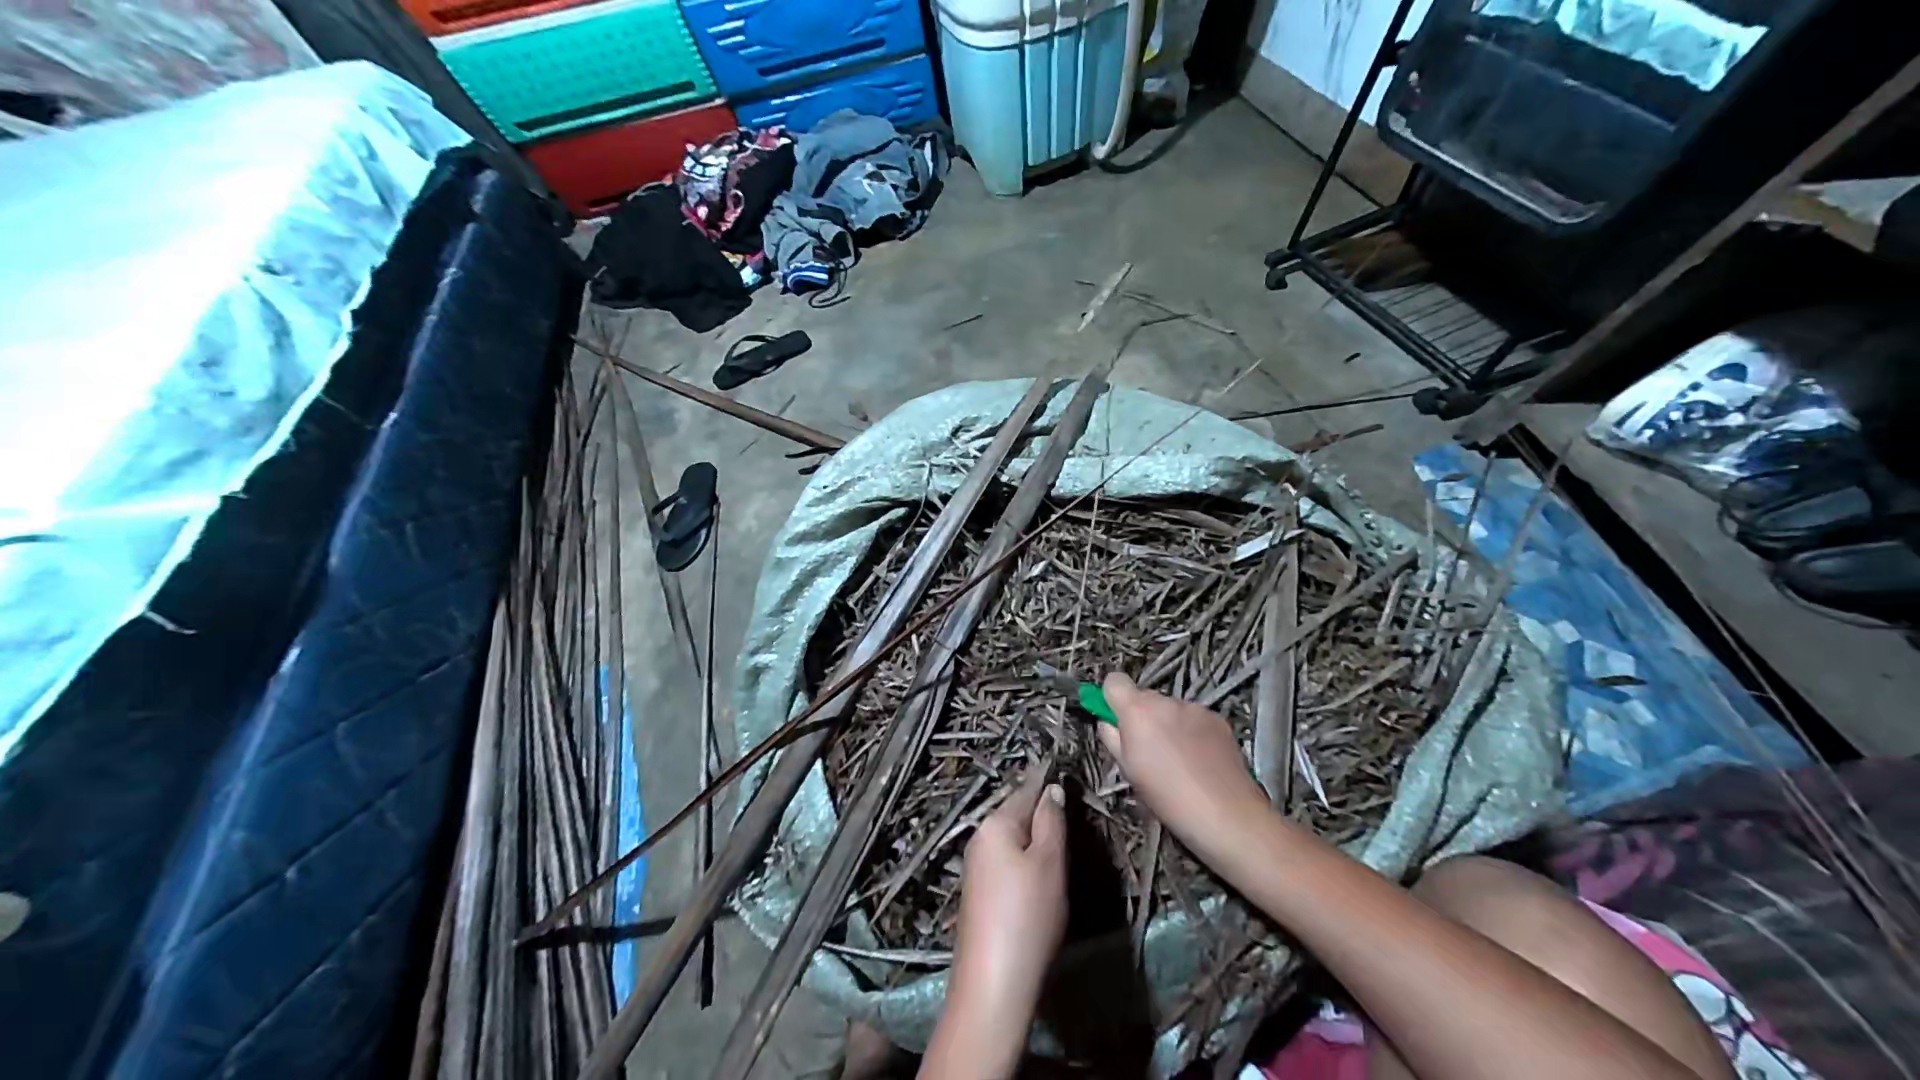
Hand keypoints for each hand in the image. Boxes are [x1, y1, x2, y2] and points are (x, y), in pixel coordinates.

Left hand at [951, 766, 1067, 1016]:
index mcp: (994, 824)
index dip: (1046, 780)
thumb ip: (1052, 821)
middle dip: (1040, 809)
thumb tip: (1051, 789)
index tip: (1062, 766)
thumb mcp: (1049, 862)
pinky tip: (1039, 872)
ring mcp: (976, 867)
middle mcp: (979, 839)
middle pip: (1015, 814)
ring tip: (1060, 836)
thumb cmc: (1027, 913)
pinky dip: (1024, 859)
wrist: (993, 980)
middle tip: (1069, 804)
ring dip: (1033, 836)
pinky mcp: (979, 893)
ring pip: (1011, 839)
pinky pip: (1006, 861)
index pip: (1025, 790)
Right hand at [1096, 672, 1272, 864]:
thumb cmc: (1167, 798)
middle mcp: (1166, 701)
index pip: (1114, 681)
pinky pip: (1195, 718)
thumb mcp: (1127, 772)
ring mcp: (1196, 708)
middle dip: (1142, 716)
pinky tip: (1200, 759)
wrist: (1226, 814)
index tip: (1116, 720)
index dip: (1112, 698)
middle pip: (1145, 696)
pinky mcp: (1219, 719)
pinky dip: (1192, 731)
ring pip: (1172, 709)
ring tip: (1178, 758)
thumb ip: (1112, 739)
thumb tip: (1108, 724)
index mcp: (1137, 711)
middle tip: (1148, 748)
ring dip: (1169, 724)